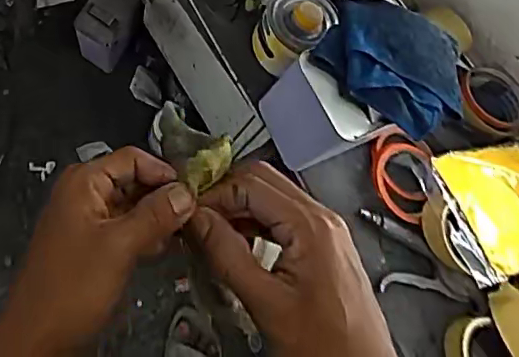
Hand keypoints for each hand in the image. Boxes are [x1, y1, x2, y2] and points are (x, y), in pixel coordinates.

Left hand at [0, 147, 196, 354]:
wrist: (38, 332)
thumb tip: (183, 194)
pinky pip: (120, 225)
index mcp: (83, 180)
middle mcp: (81, 190)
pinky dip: (140, 232)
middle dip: (160, 195)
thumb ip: (154, 216)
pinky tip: (159, 246)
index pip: (131, 158)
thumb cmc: (69, 286)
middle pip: (130, 179)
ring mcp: (83, 215)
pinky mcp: (87, 240)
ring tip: (181, 232)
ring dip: (153, 215)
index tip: (192, 190)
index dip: (163, 172)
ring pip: (127, 204)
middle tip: (191, 214)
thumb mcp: (119, 246)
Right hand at [185, 161, 397, 356]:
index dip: (214, 194)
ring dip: (239, 206)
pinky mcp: (326, 246)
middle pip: (261, 178)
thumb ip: (226, 255)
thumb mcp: (268, 304)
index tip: (191, 212)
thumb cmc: (327, 350)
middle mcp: (322, 217)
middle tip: (199, 215)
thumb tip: (195, 217)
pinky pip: (284, 215)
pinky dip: (256, 220)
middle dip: (225, 193)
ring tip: (214, 230)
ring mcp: (327, 230)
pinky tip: (240, 242)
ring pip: (271, 194)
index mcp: (311, 224)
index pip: (248, 183)